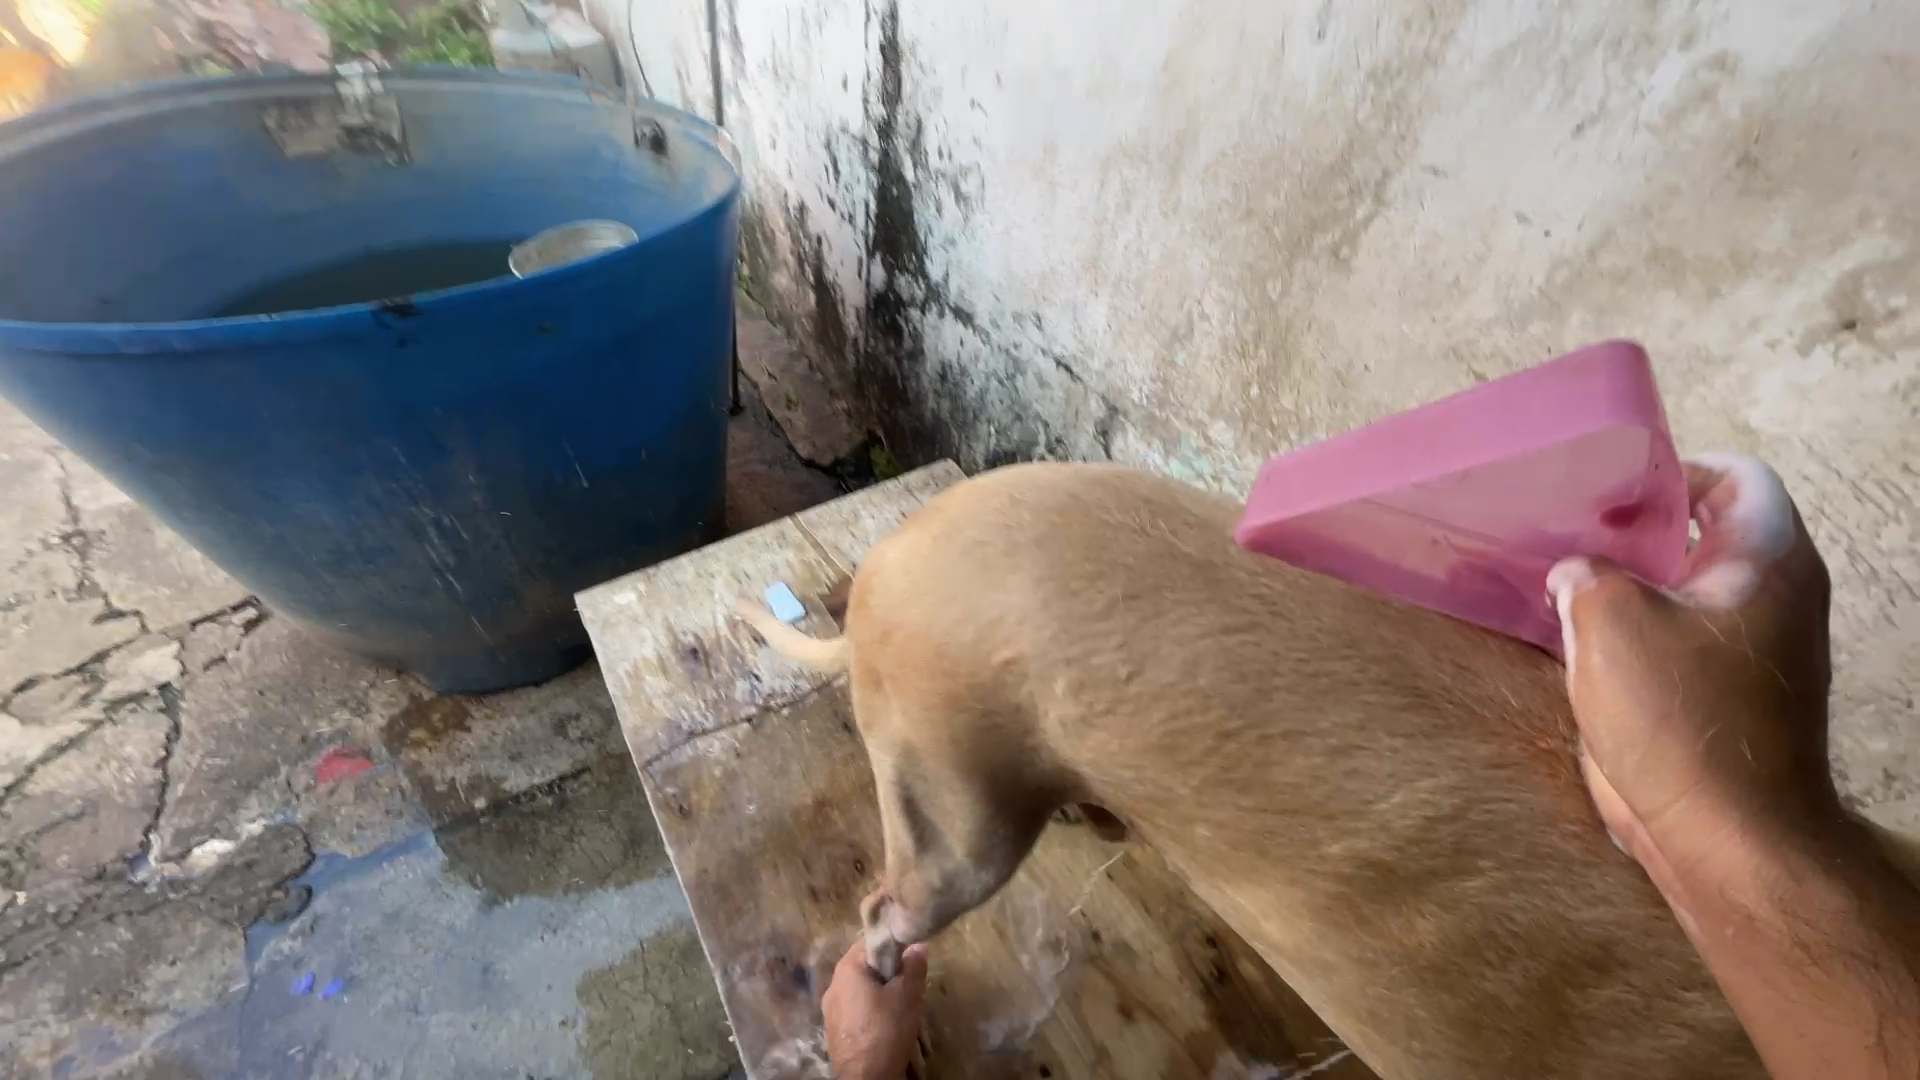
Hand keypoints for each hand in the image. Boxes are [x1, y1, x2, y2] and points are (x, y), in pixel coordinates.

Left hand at [823, 938, 928, 1079]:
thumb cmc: (885, 1031)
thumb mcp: (907, 995)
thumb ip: (914, 967)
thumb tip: (918, 945)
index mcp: (846, 968)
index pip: (871, 942)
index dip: (892, 945)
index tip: (909, 955)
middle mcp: (833, 985)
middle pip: (865, 966)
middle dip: (888, 972)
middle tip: (908, 982)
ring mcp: (830, 1010)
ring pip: (860, 990)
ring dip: (880, 993)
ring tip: (900, 1004)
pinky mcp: (834, 1031)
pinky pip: (855, 1010)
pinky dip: (870, 1011)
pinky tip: (886, 1024)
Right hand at [1546, 454, 1837, 884]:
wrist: (1715, 823)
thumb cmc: (1674, 707)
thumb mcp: (1610, 617)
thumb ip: (1584, 572)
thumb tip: (1574, 573)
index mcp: (1764, 564)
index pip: (1735, 479)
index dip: (1671, 468)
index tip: (1600, 484)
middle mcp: (1759, 595)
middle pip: (1696, 529)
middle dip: (1627, 521)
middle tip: (1557, 523)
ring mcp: (1731, 642)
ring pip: (1668, 580)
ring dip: (1612, 572)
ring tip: (1548, 568)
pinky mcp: (1697, 681)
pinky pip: (1653, 626)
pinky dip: (1611, 615)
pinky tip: (1560, 621)